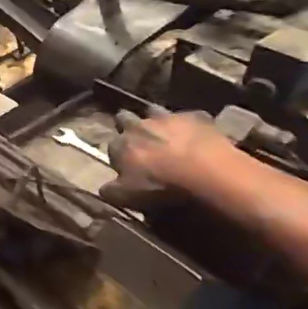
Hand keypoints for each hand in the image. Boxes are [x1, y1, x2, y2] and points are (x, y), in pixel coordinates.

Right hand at [108, 111, 235, 195]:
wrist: (203, 168)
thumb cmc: (161, 184)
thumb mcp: (129, 197)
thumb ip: (111, 192)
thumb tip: (104, 190)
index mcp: (121, 144)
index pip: (112, 146)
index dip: (118, 155)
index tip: (126, 165)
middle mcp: (138, 125)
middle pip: (124, 118)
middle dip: (128, 126)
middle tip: (141, 142)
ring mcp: (166, 116)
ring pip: (154, 111)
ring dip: (157, 121)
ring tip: (167, 135)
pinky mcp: (194, 116)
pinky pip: (189, 118)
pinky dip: (190, 126)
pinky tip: (197, 137)